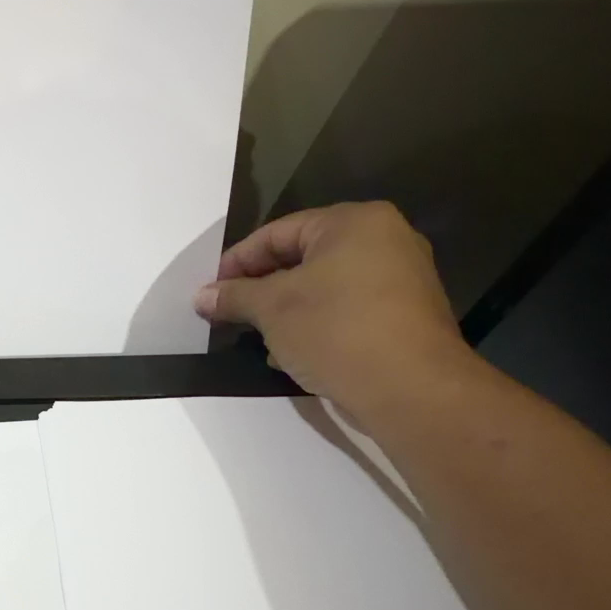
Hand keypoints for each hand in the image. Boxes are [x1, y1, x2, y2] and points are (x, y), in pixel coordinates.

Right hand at [194, 201, 482, 418]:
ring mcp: (399, 277)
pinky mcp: (402, 314)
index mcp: (353, 223)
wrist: (408, 386)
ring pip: (322, 286)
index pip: (278, 232)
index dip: (236, 261)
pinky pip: (344, 308)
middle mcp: (384, 239)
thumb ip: (234, 296)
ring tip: (254, 335)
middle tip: (227, 312)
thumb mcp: (271, 309)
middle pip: (302, 257)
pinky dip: (313, 323)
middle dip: (260, 287)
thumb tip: (202, 296)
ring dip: (284, 309)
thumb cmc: (335, 330)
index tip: (209, 291)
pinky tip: (290, 351)